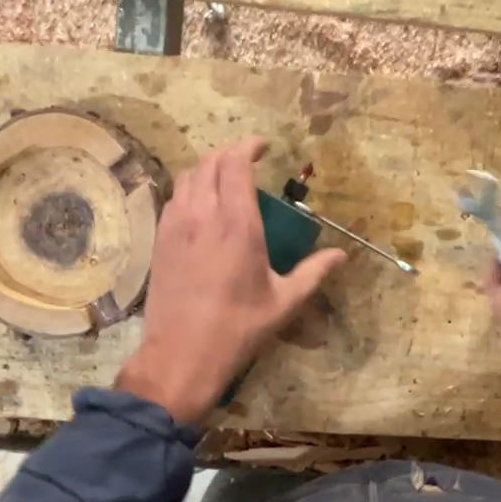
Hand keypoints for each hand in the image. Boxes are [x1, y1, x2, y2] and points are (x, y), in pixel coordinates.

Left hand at [116, 138, 345, 425]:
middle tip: (248, 160)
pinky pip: (173, 199)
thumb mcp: (284, 302)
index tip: (264, 147)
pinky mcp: (159, 241)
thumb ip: (313, 273)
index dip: (249, 146)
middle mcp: (203, 215)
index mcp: (238, 224)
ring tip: (225, 179)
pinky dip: (190, 190)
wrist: (181, 355)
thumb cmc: (238, 329)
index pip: (237, 164)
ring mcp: (175, 226)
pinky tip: (202, 207)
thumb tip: (340, 255)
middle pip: (210, 162)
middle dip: (230, 153)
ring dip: (207, 168)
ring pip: (187, 177)